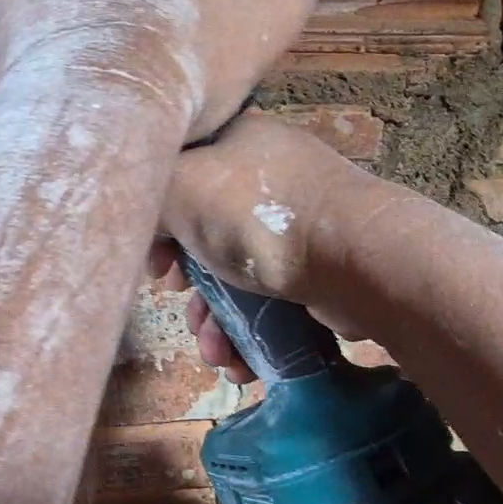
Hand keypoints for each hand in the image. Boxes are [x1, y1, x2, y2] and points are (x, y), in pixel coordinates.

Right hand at [146, 113, 375, 380]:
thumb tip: (152, 222)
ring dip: (216, 322)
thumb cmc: (257, 216)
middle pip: (205, 233)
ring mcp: (299, 222)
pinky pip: (269, 298)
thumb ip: (148, 195)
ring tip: (216, 354)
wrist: (355, 258)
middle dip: (189, 286)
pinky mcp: (320, 267)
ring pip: (236, 274)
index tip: (156, 263)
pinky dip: (251, 331)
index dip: (158, 222)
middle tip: (183, 308)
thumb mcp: (178, 188)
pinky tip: (242, 362)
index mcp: (238, 141)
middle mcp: (270, 175)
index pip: (181, 175)